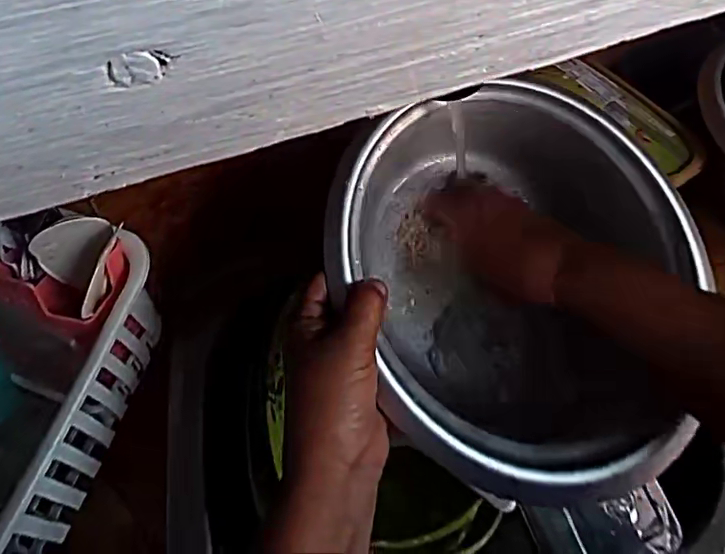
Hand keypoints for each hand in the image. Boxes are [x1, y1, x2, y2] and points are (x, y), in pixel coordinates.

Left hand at [264, 273, 390, 553]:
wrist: (341, 469)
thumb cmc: (333, 401)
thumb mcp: (347, 346)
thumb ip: (362, 310)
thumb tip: (375, 283)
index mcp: (304, 325)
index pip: (323, 284)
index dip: (345, 270)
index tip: (376, 256)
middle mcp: (320, 343)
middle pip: (348, 310)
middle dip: (372, 301)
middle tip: (405, 281)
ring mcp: (342, 369)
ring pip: (368, 339)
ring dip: (387, 332)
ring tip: (418, 308)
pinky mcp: (365, 393)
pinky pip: (382, 368)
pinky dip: (397, 362)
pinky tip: (420, 347)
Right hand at [426, 177, 584, 305]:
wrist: (561, 266)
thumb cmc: (514, 273)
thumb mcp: (477, 271)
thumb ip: (461, 252)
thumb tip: (453, 245)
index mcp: (463, 214)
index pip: (435, 202)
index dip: (427, 209)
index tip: (425, 218)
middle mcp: (480, 199)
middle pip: (456, 189)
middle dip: (448, 198)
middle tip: (443, 213)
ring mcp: (503, 199)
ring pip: (477, 192)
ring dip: (469, 200)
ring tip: (467, 217)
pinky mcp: (521, 206)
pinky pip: (495, 200)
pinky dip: (488, 207)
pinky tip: (491, 223)